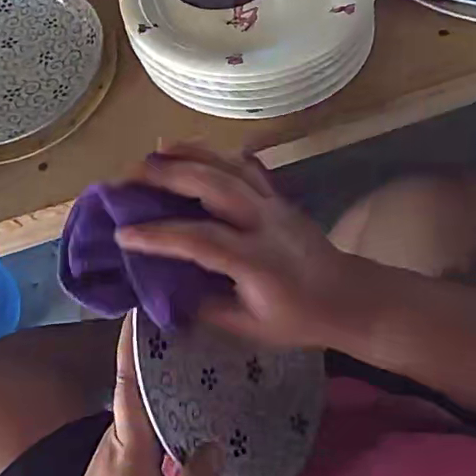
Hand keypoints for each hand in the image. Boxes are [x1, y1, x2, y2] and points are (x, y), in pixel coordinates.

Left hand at [33, 313, 222, 475]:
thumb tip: (214, 446)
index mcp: (126, 449)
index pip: (128, 381)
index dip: (134, 341)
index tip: (147, 303)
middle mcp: (117, 434)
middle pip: (139, 378)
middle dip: (162, 345)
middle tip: (202, 317)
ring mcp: (117, 442)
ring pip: (144, 394)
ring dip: (167, 368)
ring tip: (208, 347)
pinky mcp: (122, 454)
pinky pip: (147, 411)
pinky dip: (167, 393)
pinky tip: (194, 393)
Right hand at [115, 142, 371, 349]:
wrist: (351, 298)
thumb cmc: (299, 319)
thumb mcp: (250, 328)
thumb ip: (207, 307)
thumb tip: (165, 289)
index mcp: (257, 261)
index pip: (201, 240)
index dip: (159, 236)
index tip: (123, 234)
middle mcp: (265, 223)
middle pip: (214, 186)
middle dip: (170, 176)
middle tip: (131, 175)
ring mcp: (274, 203)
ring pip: (230, 167)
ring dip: (191, 154)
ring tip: (156, 149)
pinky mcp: (278, 195)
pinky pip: (245, 166)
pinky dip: (216, 153)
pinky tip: (193, 147)